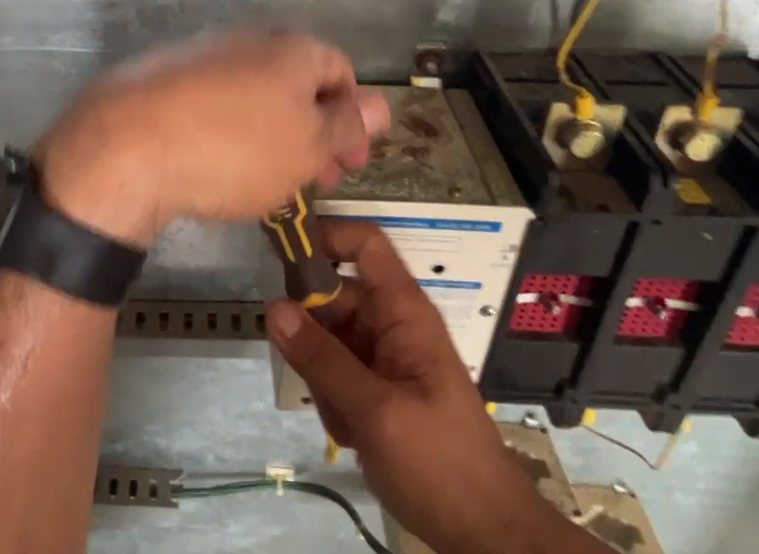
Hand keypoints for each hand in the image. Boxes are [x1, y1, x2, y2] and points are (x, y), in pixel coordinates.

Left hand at [34, 30, 389, 244]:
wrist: (124, 147)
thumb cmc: (233, 149)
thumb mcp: (306, 147)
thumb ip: (346, 125)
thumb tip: (381, 104)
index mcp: (289, 48)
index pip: (340, 71)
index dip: (352, 117)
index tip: (348, 162)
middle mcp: (246, 40)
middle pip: (294, 83)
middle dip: (311, 132)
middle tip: (312, 179)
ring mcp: (198, 56)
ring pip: (251, 96)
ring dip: (270, 135)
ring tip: (265, 182)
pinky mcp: (159, 80)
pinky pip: (210, 105)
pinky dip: (226, 132)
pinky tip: (215, 167)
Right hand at [267, 221, 607, 553]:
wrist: (484, 532)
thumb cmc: (440, 462)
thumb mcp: (375, 410)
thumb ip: (321, 358)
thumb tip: (273, 306)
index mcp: (404, 311)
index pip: (364, 244)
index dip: (324, 235)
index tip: (277, 250)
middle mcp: (392, 324)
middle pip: (332, 296)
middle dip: (313, 334)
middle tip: (311, 375)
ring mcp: (383, 356)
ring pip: (327, 339)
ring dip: (322, 377)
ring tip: (346, 418)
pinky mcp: (377, 387)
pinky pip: (335, 373)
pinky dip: (333, 401)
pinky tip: (352, 433)